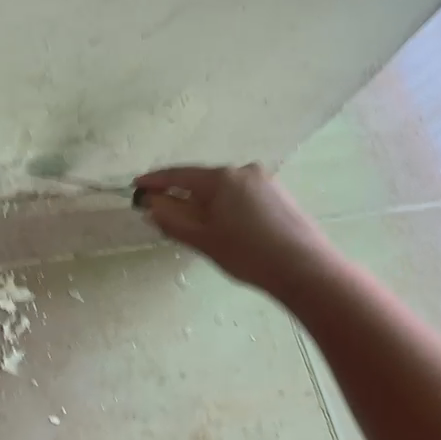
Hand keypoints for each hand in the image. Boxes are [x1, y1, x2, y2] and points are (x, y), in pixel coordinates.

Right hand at [133, 164, 335, 295]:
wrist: (305, 268)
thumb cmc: (248, 254)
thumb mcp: (203, 240)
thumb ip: (173, 220)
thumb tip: (152, 206)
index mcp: (221, 178)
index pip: (178, 175)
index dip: (154, 181)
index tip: (135, 186)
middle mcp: (243, 171)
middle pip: (202, 181)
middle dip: (181, 195)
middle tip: (162, 211)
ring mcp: (265, 182)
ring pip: (224, 190)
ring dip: (205, 203)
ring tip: (194, 226)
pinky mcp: (280, 196)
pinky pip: (241, 197)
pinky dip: (225, 208)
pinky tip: (225, 228)